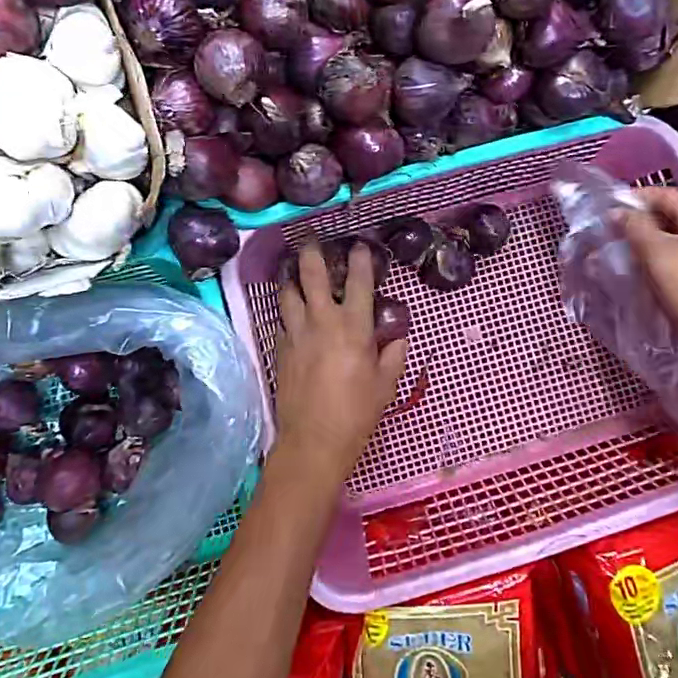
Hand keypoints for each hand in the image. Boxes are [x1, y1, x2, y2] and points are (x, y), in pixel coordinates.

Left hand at [271, 242, 406, 486]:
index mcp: (353, 327)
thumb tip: (398, 337)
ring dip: (291, 277)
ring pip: (288, 293)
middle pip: (311, 276)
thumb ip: (394, 354)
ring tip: (292, 267)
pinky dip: (287, 308)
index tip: (360, 246)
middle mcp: (321, 321)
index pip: (358, 282)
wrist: (314, 439)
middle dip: (311, 252)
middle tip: (311, 238)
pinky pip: (282, 319)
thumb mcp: (386, 384)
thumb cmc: (357, 412)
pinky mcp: (280, 348)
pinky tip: (290, 310)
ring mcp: (296, 333)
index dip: (360, 260)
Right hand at [618, 187, 677, 364]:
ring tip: (623, 253)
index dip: (635, 199)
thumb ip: (635, 226)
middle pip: (671, 217)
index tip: (606, 211)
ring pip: (675, 239)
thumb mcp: (655, 253)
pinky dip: (661, 259)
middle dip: (640, 223)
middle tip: (611, 234)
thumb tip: (618, 212)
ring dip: (648, 243)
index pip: (666, 196)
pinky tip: (644, 272)